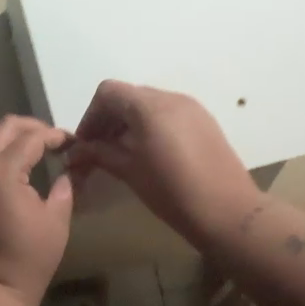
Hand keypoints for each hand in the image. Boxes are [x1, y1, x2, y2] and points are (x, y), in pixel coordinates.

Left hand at [0, 115, 74, 305]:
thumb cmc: (30, 255)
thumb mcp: (57, 219)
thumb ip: (63, 187)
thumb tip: (67, 169)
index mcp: (4, 172)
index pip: (31, 138)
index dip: (54, 135)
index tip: (70, 142)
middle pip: (4, 126)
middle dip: (31, 127)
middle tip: (52, 138)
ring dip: (6, 131)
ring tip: (28, 142)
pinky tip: (6, 155)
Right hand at [68, 81, 259, 243]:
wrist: (228, 212)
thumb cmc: (172, 191)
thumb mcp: (130, 171)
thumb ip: (101, 153)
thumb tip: (76, 151)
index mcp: (148, 106)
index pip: (108, 93)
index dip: (91, 115)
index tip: (86, 143)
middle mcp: (170, 97)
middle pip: (129, 95)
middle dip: (110, 118)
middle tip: (100, 149)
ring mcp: (191, 107)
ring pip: (149, 103)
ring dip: (130, 122)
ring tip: (124, 153)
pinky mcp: (205, 121)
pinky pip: (169, 113)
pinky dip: (152, 125)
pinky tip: (151, 153)